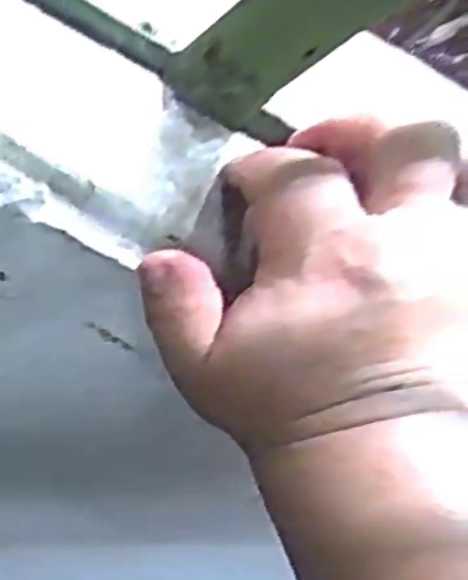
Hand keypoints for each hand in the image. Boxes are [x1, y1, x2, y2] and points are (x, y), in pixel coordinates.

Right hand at [139, 118, 467, 457]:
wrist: (370, 432)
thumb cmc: (272, 399)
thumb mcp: (197, 362)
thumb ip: (177, 305)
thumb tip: (158, 257)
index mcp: (321, 256)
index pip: (296, 180)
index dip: (262, 167)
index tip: (237, 177)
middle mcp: (402, 232)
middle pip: (402, 143)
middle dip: (352, 131)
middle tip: (315, 142)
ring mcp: (457, 241)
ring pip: (456, 160)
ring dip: (407, 150)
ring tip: (370, 162)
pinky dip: (448, 186)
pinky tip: (416, 199)